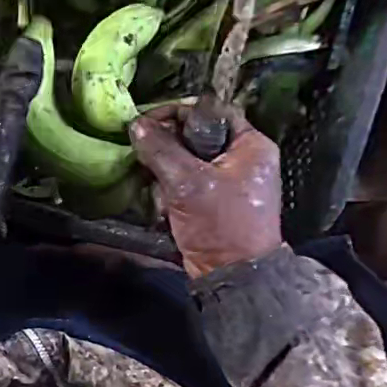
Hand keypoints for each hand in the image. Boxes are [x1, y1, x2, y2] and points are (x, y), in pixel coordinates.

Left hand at [0, 37, 45, 236]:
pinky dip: (6, 143)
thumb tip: (31, 39)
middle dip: (15, 93)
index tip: (47, 69)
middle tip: (49, 97)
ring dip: (11, 119)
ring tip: (41, 123)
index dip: (19, 68)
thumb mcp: (1, 117)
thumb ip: (16, 82)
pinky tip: (23, 152)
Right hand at [130, 104, 283, 277]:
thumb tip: (136, 124)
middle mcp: (242, 158)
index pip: (210, 110)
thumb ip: (160, 150)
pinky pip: (184, 181)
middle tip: (143, 151)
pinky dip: (168, 187)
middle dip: (165, 144)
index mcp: (251, 145)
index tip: (146, 122)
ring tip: (151, 180)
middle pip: (195, 134)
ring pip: (185, 158)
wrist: (233, 276)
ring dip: (164, 169)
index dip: (177, 112)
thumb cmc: (221, 225)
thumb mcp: (187, 183)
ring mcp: (226, 180)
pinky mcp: (211, 199)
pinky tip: (158, 200)